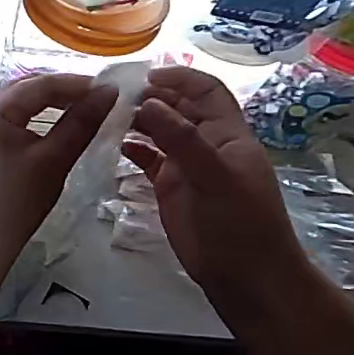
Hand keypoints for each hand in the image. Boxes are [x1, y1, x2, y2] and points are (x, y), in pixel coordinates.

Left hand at [0, 73, 116, 259]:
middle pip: (28, 87)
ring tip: (85, 105)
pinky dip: (39, 114)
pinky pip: (16, 116)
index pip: (39, 84)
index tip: (110, 89)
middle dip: (64, 88)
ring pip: (21, 100)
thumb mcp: (55, 158)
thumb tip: (109, 93)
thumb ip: (81, 122)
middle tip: (99, 96)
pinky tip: (60, 121)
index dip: (76, 83)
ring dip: (52, 100)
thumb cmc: (18, 199)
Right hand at [121, 67, 306, 290]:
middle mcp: (206, 145)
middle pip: (179, 108)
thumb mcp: (214, 178)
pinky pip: (149, 159)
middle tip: (114, 96)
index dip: (179, 79)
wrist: (245, 277)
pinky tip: (114, 145)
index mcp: (227, 135)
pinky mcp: (171, 188)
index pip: (206, 92)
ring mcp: (188, 166)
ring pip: (161, 131)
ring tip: (108, 117)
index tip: (143, 77)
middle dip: (152, 96)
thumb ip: (182, 140)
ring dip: (139, 120)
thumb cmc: (240, 224)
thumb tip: (149, 102)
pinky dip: (133, 149)